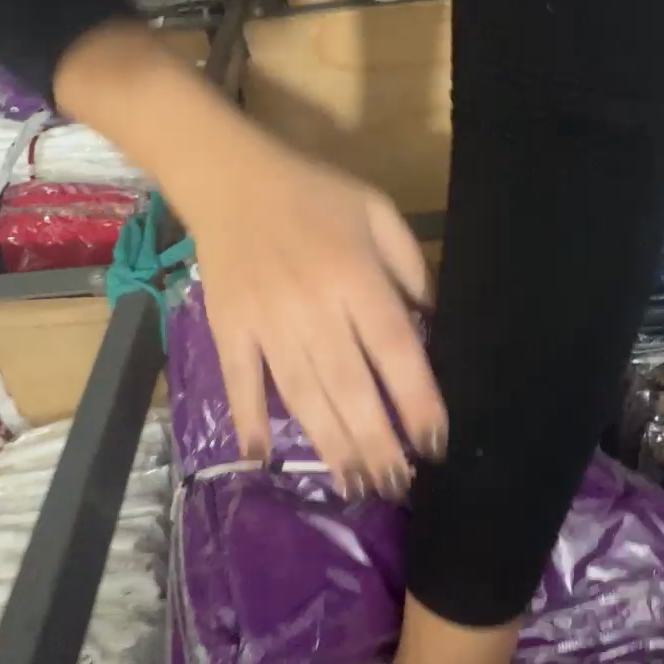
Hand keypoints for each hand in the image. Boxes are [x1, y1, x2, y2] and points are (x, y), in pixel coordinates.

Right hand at [51, 21, 446, 490]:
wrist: (229, 177)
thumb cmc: (314, 195)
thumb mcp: (378, 213)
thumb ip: (409, 268)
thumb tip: (430, 327)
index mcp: (355, 276)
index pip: (395, 349)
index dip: (417, 400)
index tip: (435, 442)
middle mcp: (313, 306)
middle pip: (350, 386)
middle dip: (377, 442)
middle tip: (397, 485)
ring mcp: (265, 322)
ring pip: (302, 395)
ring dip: (329, 445)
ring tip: (353, 486)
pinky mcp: (228, 328)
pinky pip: (239, 381)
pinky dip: (248, 420)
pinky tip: (262, 459)